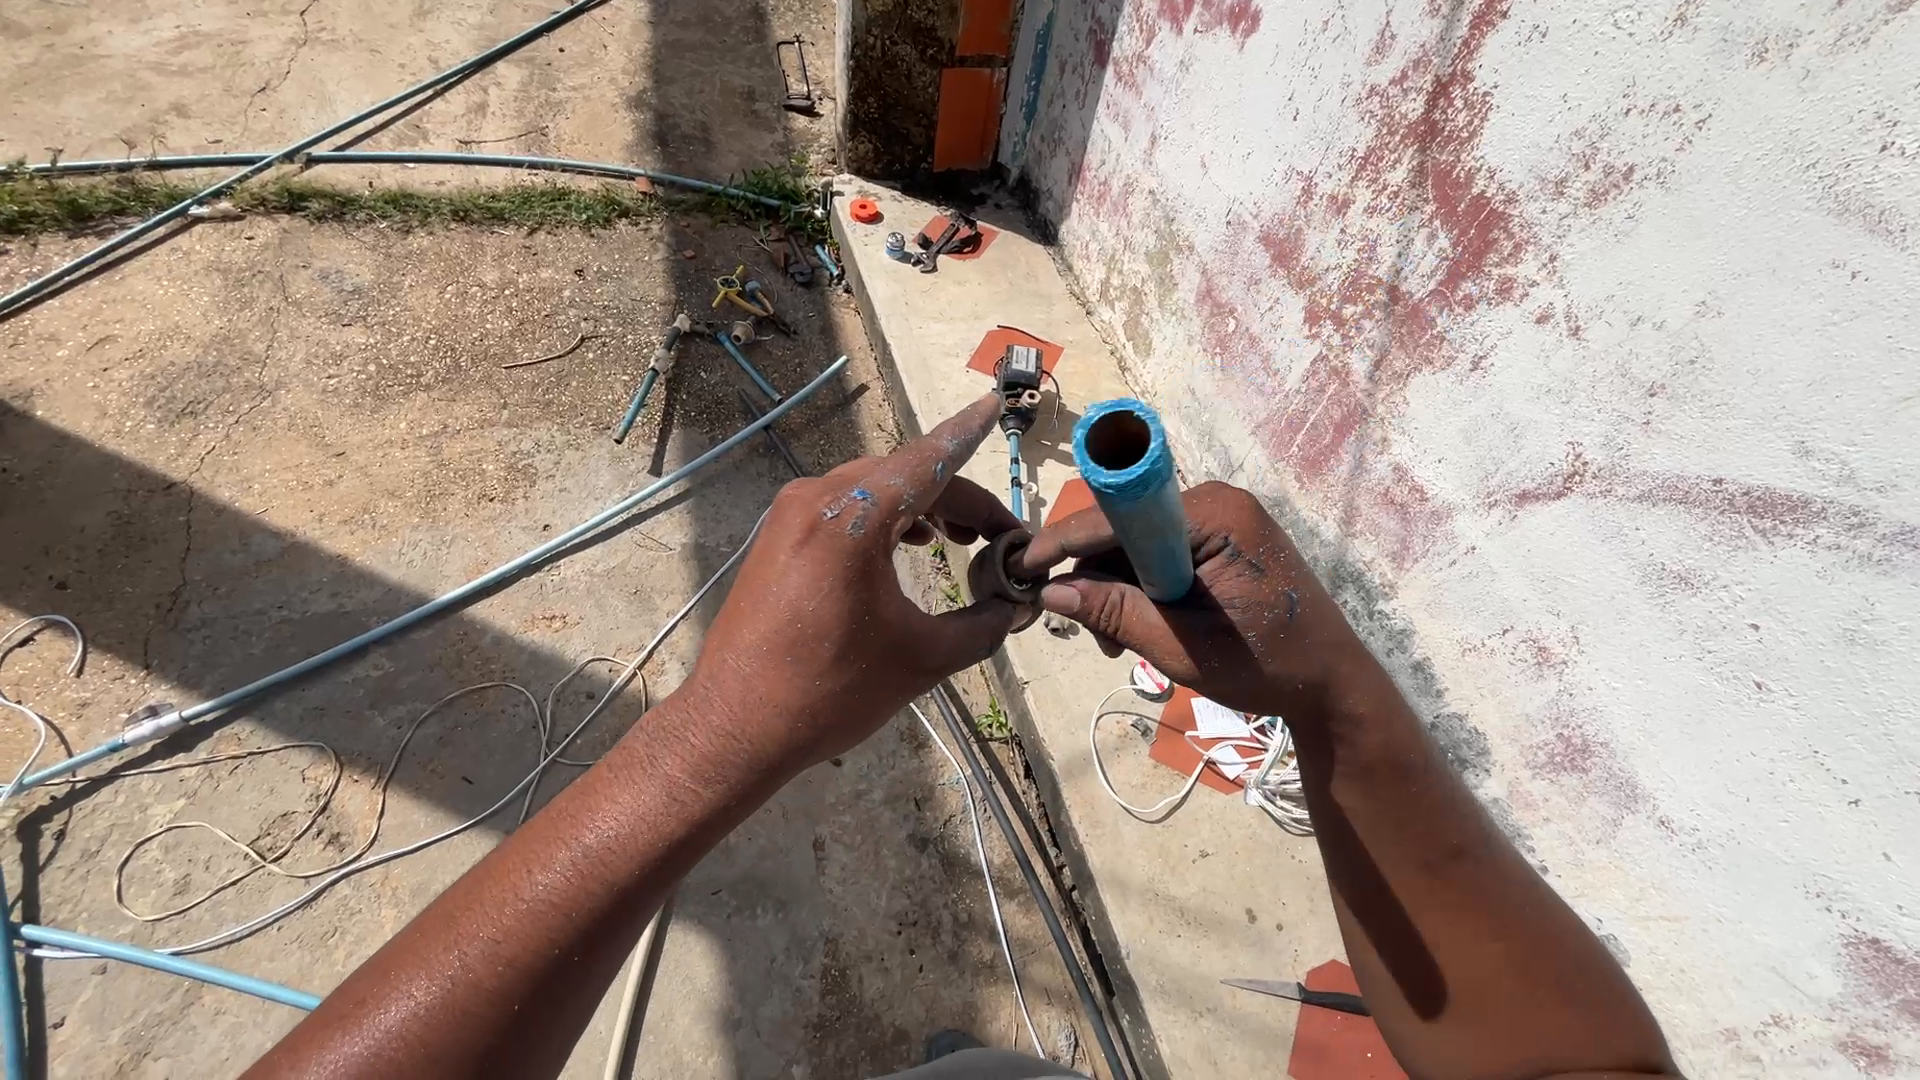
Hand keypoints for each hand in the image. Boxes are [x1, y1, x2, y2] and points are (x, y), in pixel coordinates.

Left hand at [684, 392, 1028, 772]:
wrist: (736, 726)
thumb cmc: (830, 691)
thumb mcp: (922, 659)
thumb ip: (981, 626)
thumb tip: (1016, 609)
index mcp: (852, 518)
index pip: (926, 461)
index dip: (966, 435)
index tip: (992, 404)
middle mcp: (816, 498)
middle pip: (902, 475)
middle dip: (955, 496)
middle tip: (993, 533)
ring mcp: (789, 514)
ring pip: (870, 489)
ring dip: (919, 505)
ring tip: (959, 537)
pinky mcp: (776, 536)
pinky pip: (841, 507)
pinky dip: (882, 518)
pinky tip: (906, 545)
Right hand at [1013, 481, 1369, 720]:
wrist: (1331, 685)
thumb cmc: (1265, 666)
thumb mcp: (1179, 645)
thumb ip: (1113, 612)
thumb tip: (1049, 592)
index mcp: (1214, 515)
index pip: (1120, 516)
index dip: (1068, 541)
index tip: (1025, 566)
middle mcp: (1215, 502)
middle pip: (1126, 529)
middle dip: (1097, 579)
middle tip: (1094, 636)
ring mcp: (1220, 519)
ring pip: (1137, 545)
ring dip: (1118, 590)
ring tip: (1118, 643)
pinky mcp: (1221, 539)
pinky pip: (1159, 553)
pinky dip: (1141, 589)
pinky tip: (1140, 625)